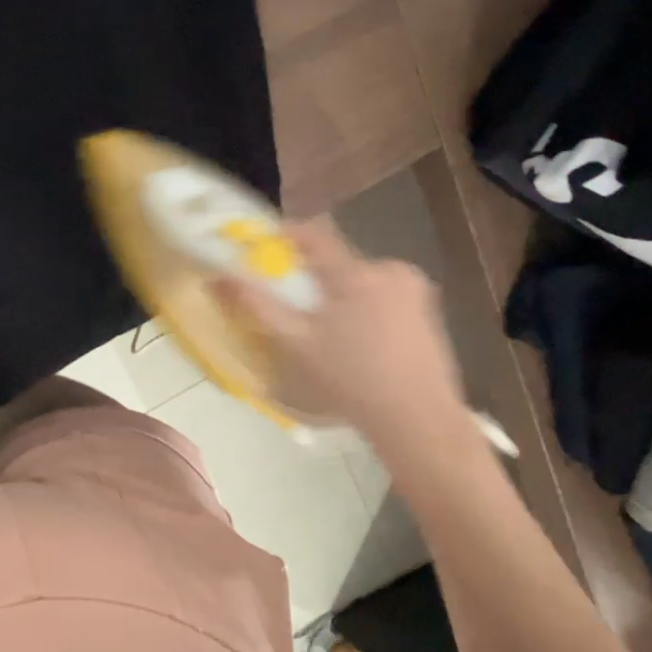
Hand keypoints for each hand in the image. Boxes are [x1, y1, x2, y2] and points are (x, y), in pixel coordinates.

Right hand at [214, 218, 465, 441]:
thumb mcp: (295, 343)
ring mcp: (414, 287)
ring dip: (341, 292)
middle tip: (297, 306)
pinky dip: (366, 304)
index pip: (315, 235)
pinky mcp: (428, 306)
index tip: (265, 246)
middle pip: (339, 260)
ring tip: (329, 330)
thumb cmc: (349, 380)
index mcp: (356, 273)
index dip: (286, 235)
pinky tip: (361, 338)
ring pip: (362, 277)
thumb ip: (259, 303)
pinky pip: (384, 292)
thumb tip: (223, 275)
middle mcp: (389, 269)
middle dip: (316, 276)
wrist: (415, 416)